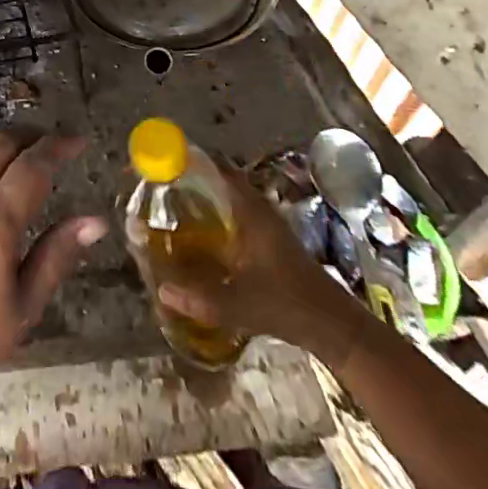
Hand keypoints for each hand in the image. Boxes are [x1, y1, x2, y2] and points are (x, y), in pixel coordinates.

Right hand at [156, 166, 375, 367]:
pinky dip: (207, 212)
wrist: (337, 329)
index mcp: (252, 213)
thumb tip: (160, 290)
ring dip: (195, 193)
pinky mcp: (265, 239)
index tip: (155, 161)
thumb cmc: (292, 307)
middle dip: (183, 176)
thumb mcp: (242, 306)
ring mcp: (263, 224)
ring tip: (163, 205)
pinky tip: (190, 233)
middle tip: (150, 185)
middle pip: (215, 178)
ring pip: (223, 195)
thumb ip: (200, 299)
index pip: (216, 168)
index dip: (184, 159)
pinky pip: (229, 211)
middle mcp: (257, 210)